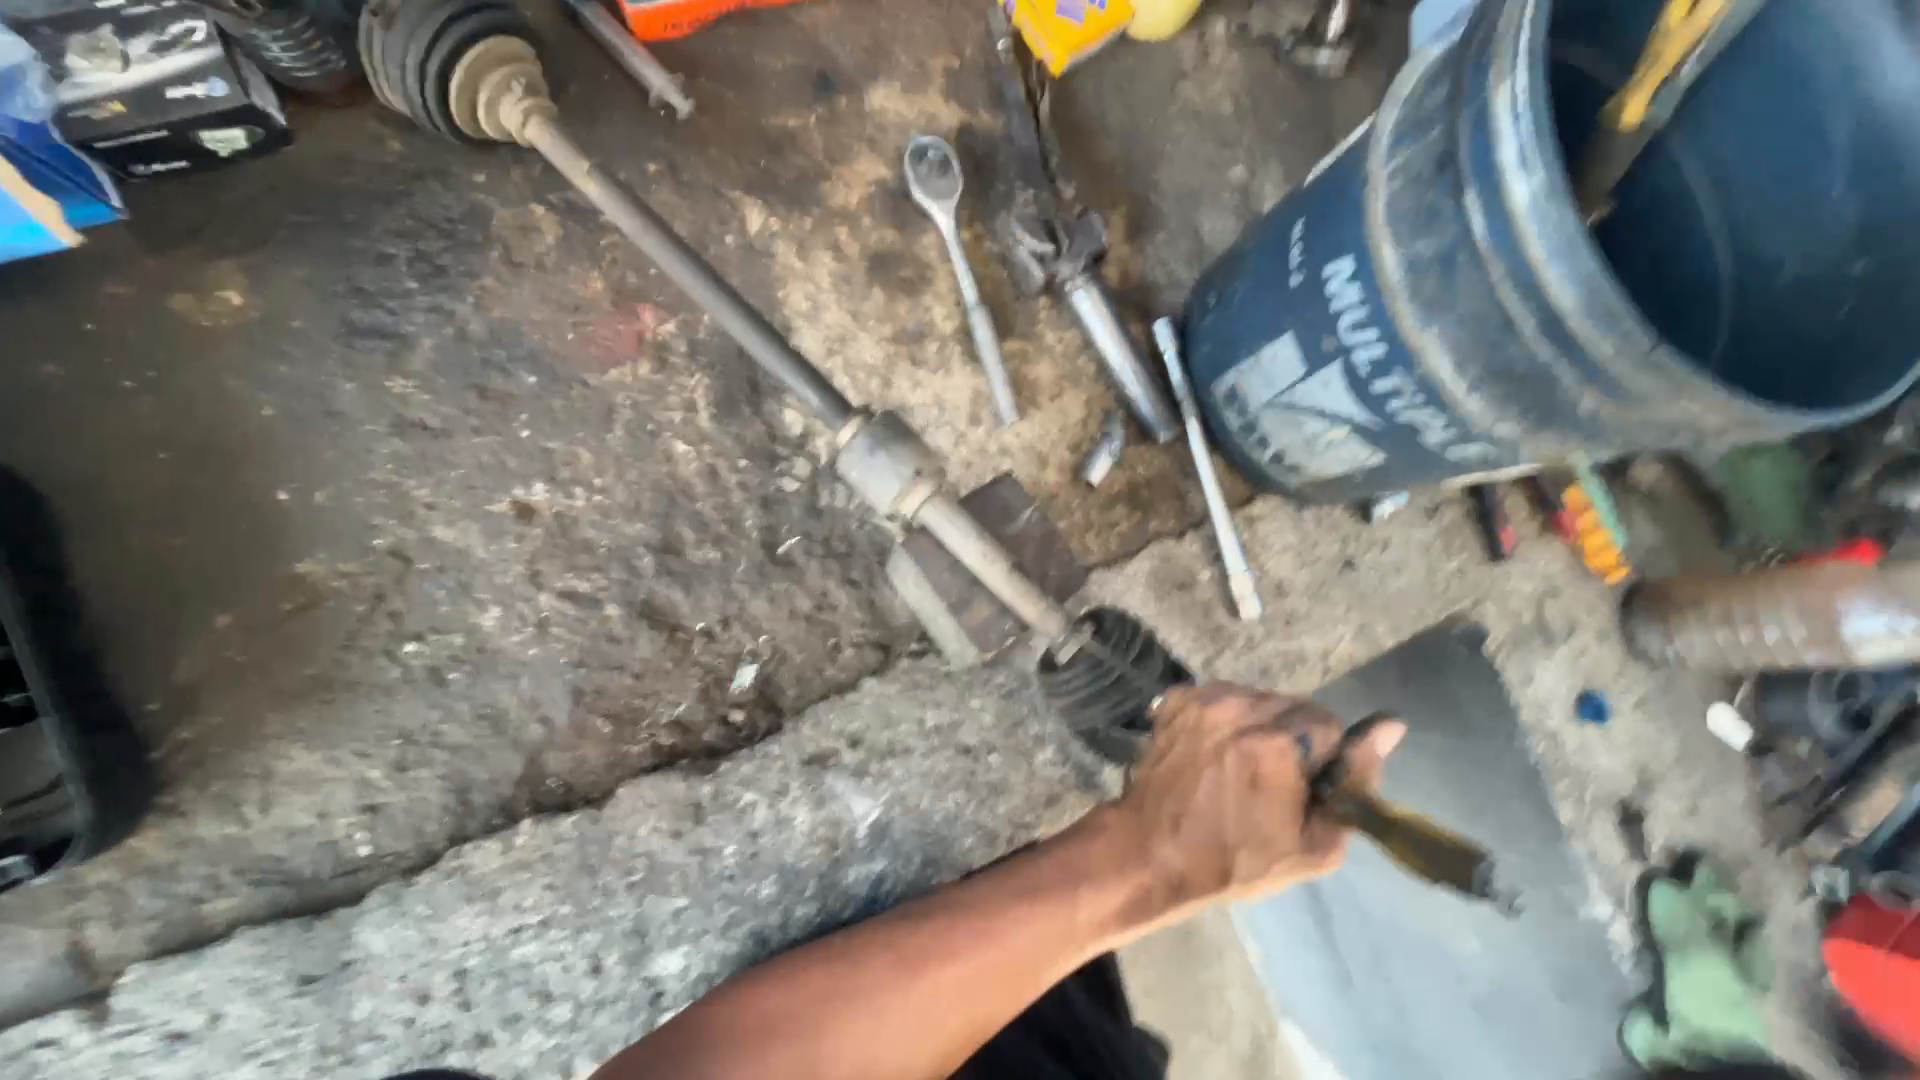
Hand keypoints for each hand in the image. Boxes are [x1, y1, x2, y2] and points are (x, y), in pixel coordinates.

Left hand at [1108, 684, 1404, 920]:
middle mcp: (1239, 708)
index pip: (1328, 724)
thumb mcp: (1312, 845)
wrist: (1150, 851)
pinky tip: (1215, 750)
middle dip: (1294, 737)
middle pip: (1293, 706)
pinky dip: (1227, 717)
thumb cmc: (1234, 860)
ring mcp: (1203, 700)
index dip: (1322, 758)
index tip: (1302, 787)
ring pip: (1259, 697)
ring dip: (1261, 723)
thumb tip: (1392, 726)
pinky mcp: (1176, 699)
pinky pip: (1223, 696)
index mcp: (1275, 744)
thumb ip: (1357, 782)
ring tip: (1241, 765)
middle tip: (1272, 779)